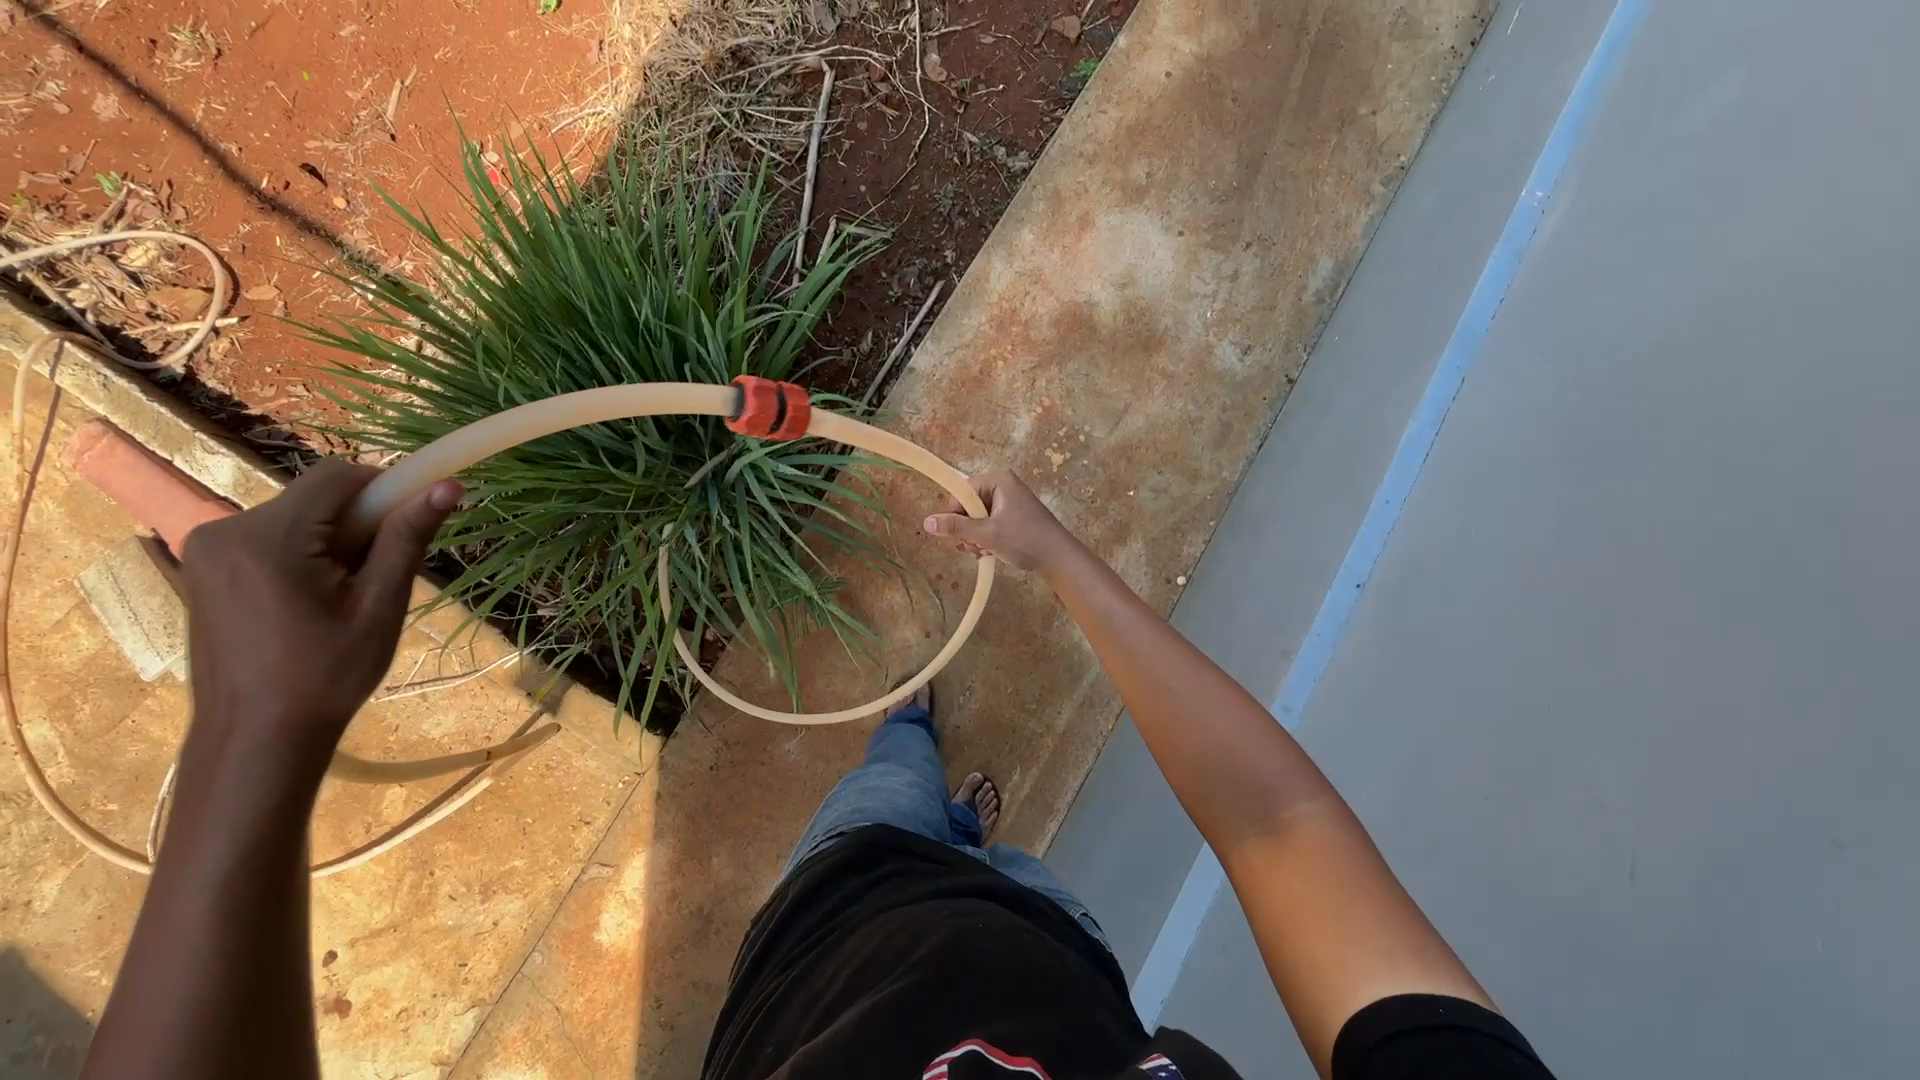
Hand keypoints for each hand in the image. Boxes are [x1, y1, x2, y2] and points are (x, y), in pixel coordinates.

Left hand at [179, 461, 461, 777]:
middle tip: (380, 577)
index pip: (339, 475)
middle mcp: (226, 528)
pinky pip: (271, 537)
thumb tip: (448, 486)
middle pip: (317, 497)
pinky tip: (314, 600)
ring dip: (334, 541)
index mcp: (269, 537)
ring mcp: (208, 547)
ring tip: (347, 597)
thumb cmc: (327, 675)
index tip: (413, 523)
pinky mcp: (204, 565)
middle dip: (359, 523)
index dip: (385, 488)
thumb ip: (407, 538)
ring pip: (297, 517)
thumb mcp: (380, 605)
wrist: (257, 735)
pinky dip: (305, 553)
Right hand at [922, 469, 1080, 573]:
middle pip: (969, 505)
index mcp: (998, 480)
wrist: (1059, 558)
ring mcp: (1010, 501)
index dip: (955, 514)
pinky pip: (990, 523)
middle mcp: (1003, 485)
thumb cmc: (1024, 540)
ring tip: (982, 551)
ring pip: (978, 517)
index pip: (962, 493)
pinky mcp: (1014, 516)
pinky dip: (986, 538)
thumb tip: (926, 522)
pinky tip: (988, 552)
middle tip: (973, 546)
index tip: (957, 535)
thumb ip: (956, 527)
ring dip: (975, 537)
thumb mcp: (986, 534)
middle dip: (967, 529)